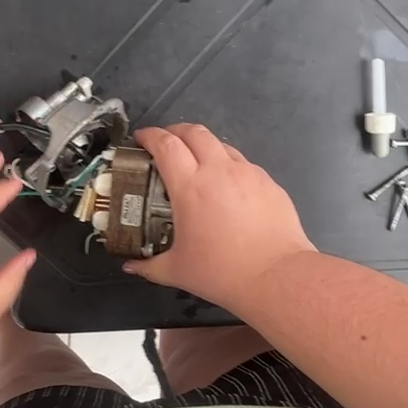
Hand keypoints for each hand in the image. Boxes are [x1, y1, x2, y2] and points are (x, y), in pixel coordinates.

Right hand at [125, 124, 316, 309]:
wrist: (276, 277)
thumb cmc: (222, 272)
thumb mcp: (176, 271)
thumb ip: (149, 265)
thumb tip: (131, 265)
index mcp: (190, 187)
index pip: (166, 145)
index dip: (150, 136)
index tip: (141, 139)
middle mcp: (219, 172)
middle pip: (194, 132)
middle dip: (176, 131)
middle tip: (165, 142)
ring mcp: (247, 174)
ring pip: (221, 144)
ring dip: (203, 146)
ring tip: (196, 162)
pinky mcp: (269, 183)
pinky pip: (244, 164)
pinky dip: (228, 166)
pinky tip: (227, 187)